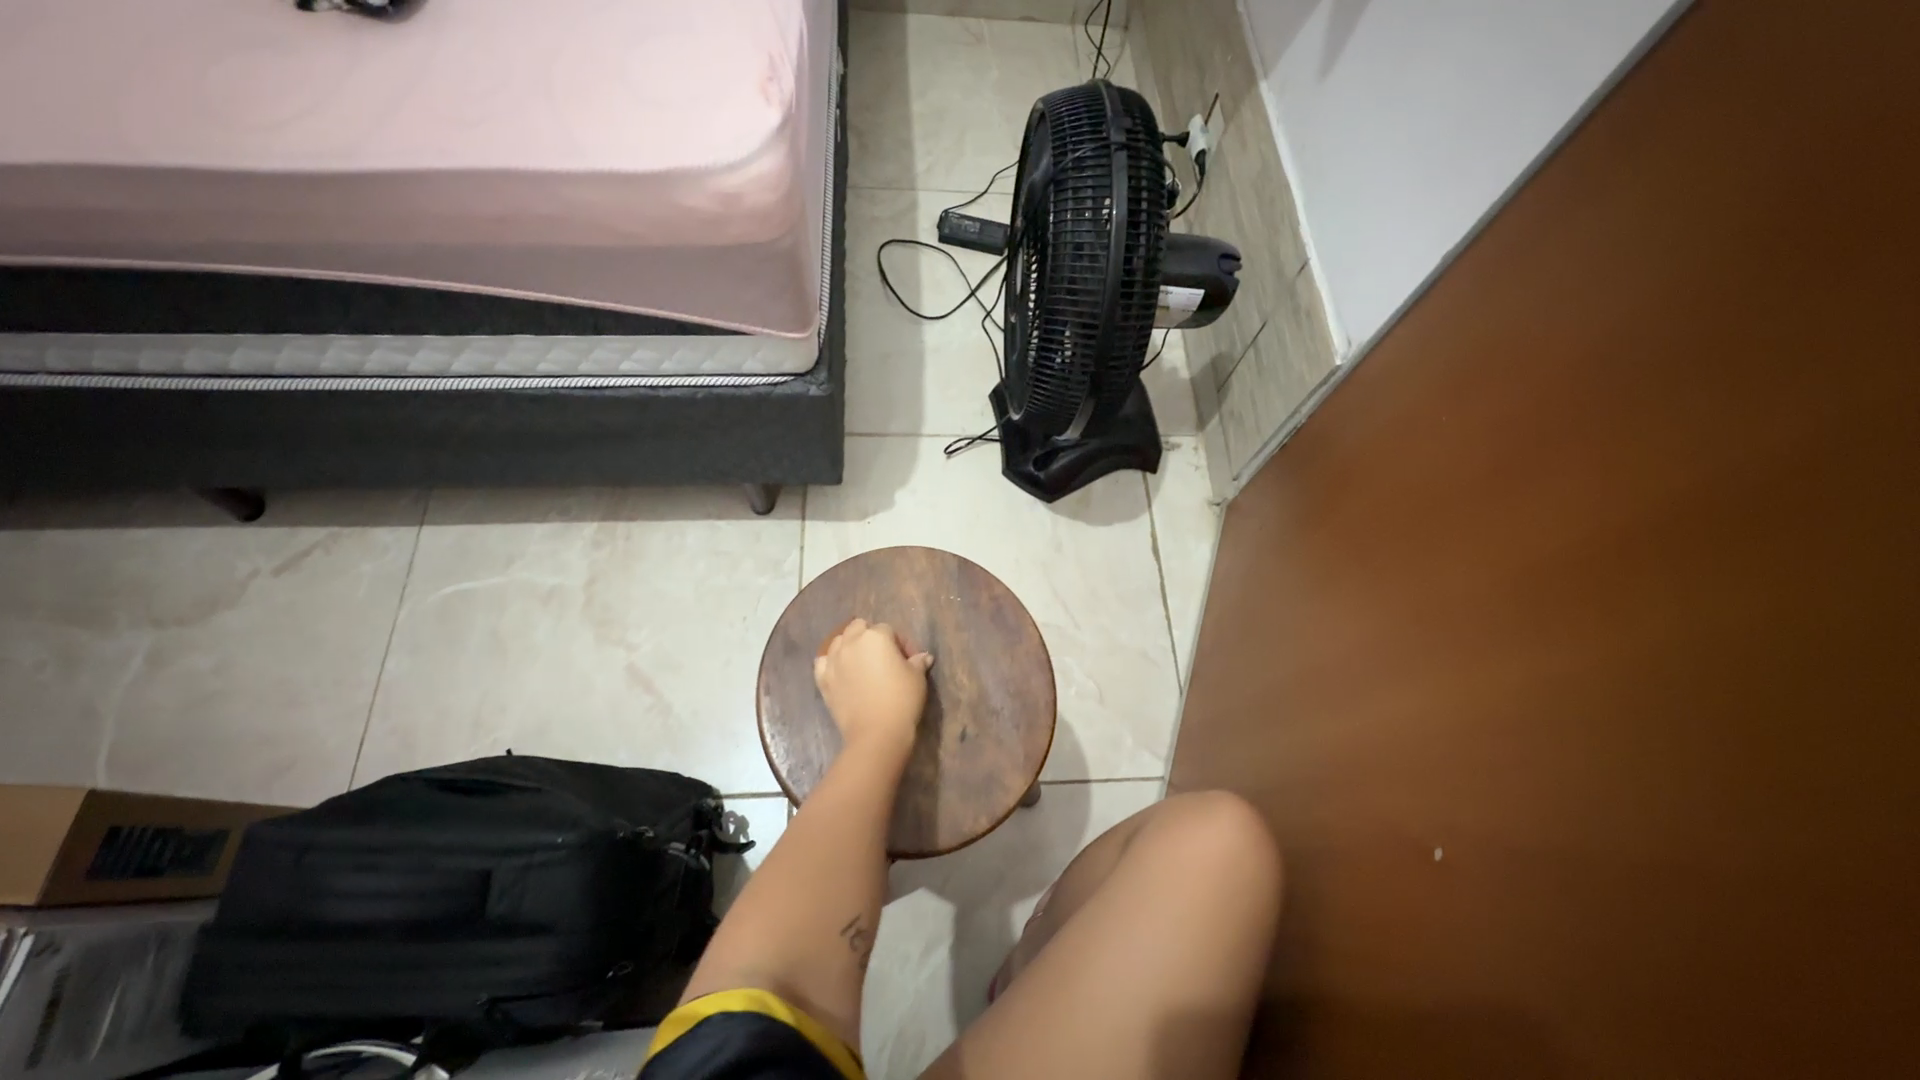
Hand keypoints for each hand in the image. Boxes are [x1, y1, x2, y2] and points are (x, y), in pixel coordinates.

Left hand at [814, 618, 933, 758]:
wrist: (876, 732)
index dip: (900, 643)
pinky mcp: (823, 679)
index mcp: (876, 636)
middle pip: (859, 628)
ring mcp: (833, 660)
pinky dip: (831, 663)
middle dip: (871, 637)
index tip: (908, 659)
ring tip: (861, 664)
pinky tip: (840, 672)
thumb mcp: (917, 678)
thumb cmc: (902, 700)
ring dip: (850, 646)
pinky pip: (823, 662)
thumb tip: (924, 656)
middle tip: (883, 658)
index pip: (888, 630)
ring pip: (839, 641)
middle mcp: (851, 642)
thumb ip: (918, 662)